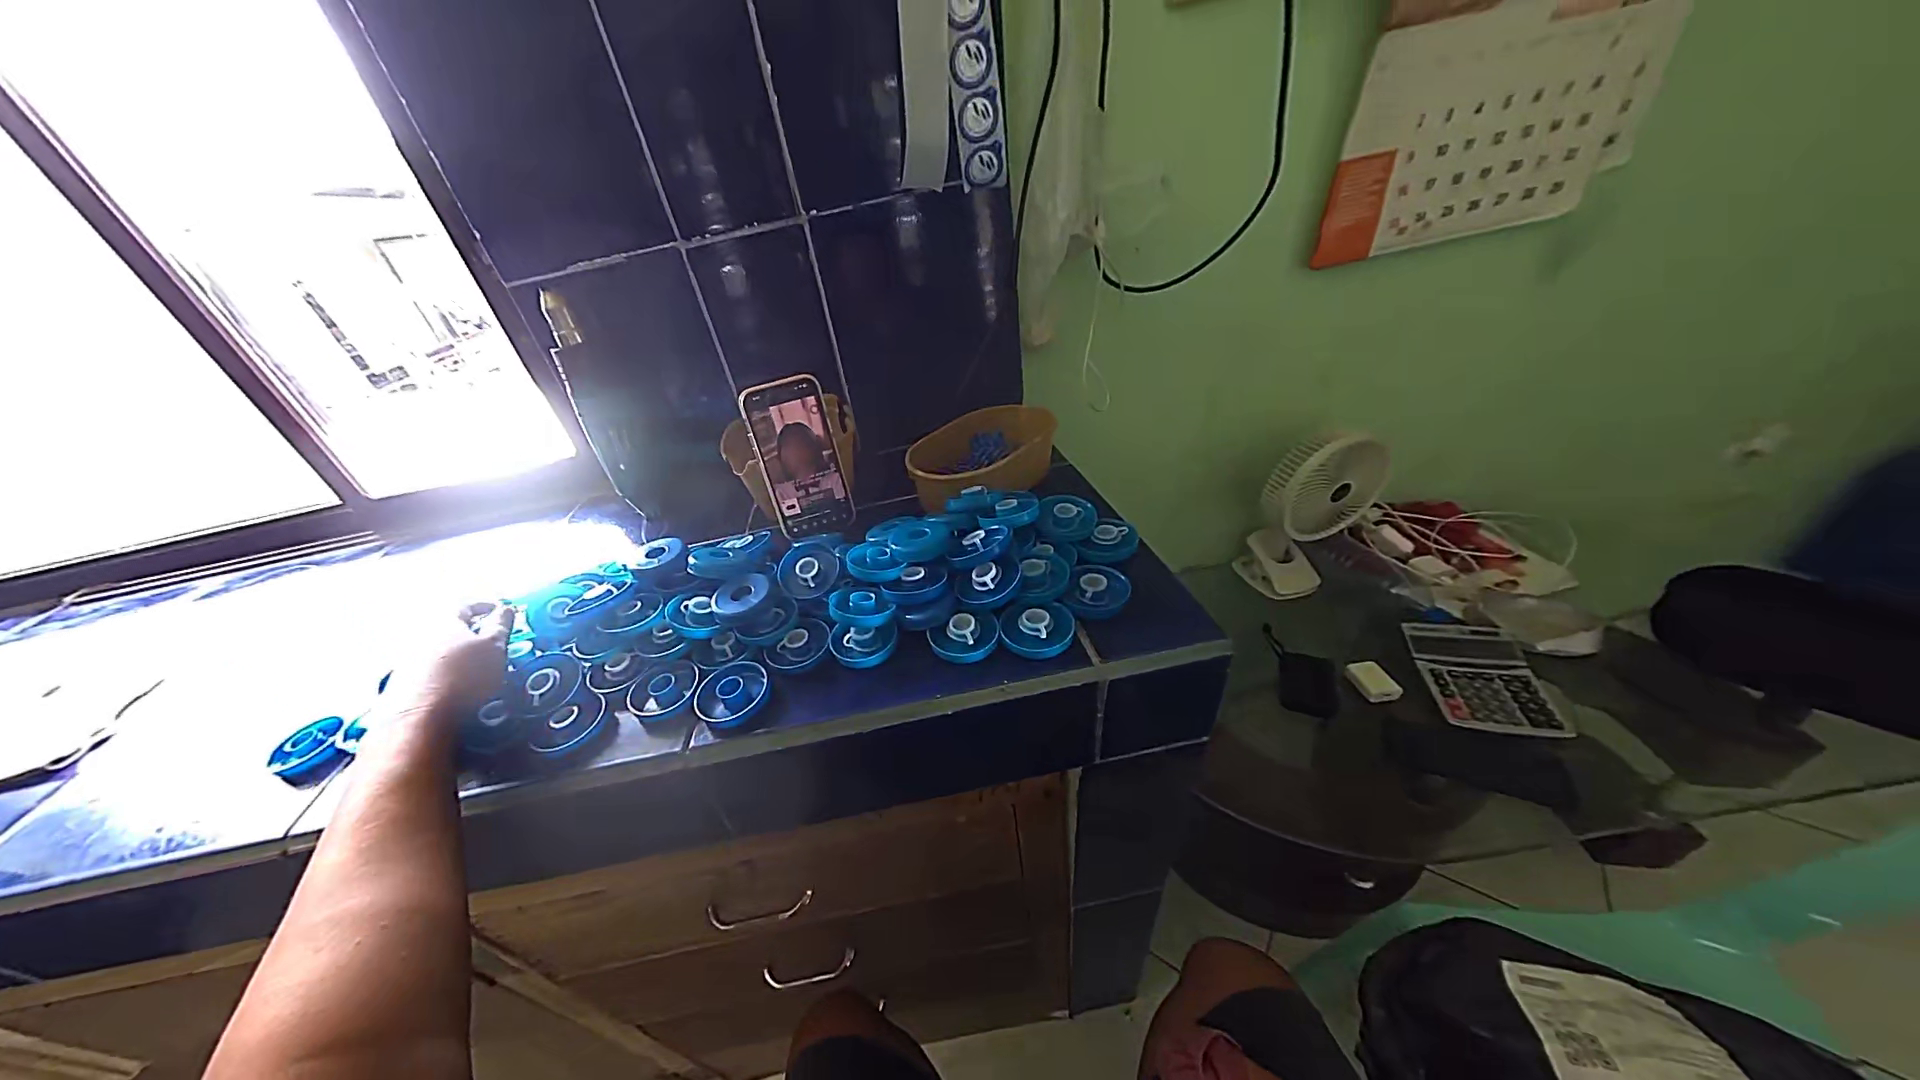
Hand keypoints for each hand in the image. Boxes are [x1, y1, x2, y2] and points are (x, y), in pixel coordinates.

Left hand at [381, 601, 516, 727]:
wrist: (419, 717)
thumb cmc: (465, 675)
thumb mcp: (494, 646)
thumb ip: (501, 625)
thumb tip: (506, 608)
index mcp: (445, 622)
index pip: (467, 606)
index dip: (485, 606)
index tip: (499, 610)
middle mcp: (421, 636)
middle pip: (449, 629)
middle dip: (470, 633)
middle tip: (491, 641)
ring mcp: (406, 662)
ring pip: (438, 651)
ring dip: (456, 655)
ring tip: (476, 668)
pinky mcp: (399, 685)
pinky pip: (427, 672)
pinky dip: (444, 674)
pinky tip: (456, 687)